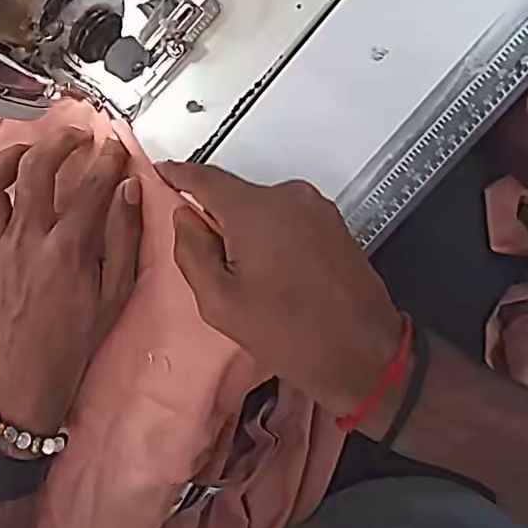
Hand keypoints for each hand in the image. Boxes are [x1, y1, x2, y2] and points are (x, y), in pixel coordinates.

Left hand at [0, 131, 141, 434]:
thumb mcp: (118, 288)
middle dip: (60, 141)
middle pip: (37, 169)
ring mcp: (1, 244)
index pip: (90, 186)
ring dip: (11, 156)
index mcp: (67, 248)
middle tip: (78, 134)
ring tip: (31, 148)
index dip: (107, 159)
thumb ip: (125, 235)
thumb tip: (129, 190)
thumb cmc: (78, 332)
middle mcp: (28, 239)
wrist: (34, 366)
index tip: (116, 148)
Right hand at [159, 162, 403, 424]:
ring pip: (261, 207)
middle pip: (233, 194)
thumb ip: (191, 251)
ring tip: (250, 278)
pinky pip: (286, 217)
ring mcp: (315, 208)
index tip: (162, 173)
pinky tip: (274, 274)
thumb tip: (185, 220)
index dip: (177, 174)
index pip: (204, 177)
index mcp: (255, 210)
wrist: (364, 355)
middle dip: (215, 218)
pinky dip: (271, 234)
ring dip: (245, 230)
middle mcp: (289, 197)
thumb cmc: (294, 334)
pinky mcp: (332, 222)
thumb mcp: (219, 302)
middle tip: (210, 261)